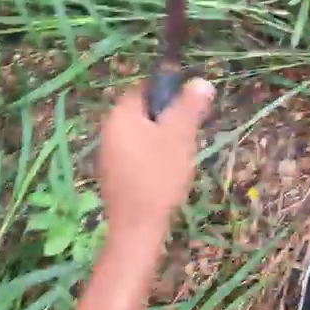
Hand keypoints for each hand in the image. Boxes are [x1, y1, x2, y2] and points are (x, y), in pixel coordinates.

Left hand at [96, 79, 214, 242]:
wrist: (138, 227)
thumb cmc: (159, 175)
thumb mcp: (180, 135)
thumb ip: (189, 105)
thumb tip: (201, 82)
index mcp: (121, 115)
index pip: (146, 87)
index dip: (171, 91)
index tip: (192, 106)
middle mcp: (109, 130)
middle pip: (145, 111)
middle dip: (170, 118)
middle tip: (191, 132)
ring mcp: (109, 154)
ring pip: (143, 133)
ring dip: (165, 138)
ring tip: (183, 154)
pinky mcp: (115, 174)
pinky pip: (138, 153)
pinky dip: (155, 155)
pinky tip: (169, 172)